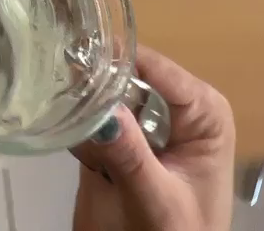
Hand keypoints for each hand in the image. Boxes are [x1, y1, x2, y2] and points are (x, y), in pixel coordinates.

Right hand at [70, 47, 235, 230]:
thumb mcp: (158, 204)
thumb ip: (131, 158)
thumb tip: (103, 108)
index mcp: (203, 112)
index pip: (156, 67)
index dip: (117, 60)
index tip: (76, 60)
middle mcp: (175, 105)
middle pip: (126, 69)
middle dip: (94, 78)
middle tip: (60, 85)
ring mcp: (146, 117)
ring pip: (105, 84)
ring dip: (81, 95)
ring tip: (59, 104)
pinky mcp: (121, 132)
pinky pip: (93, 107)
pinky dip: (76, 114)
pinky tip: (63, 122)